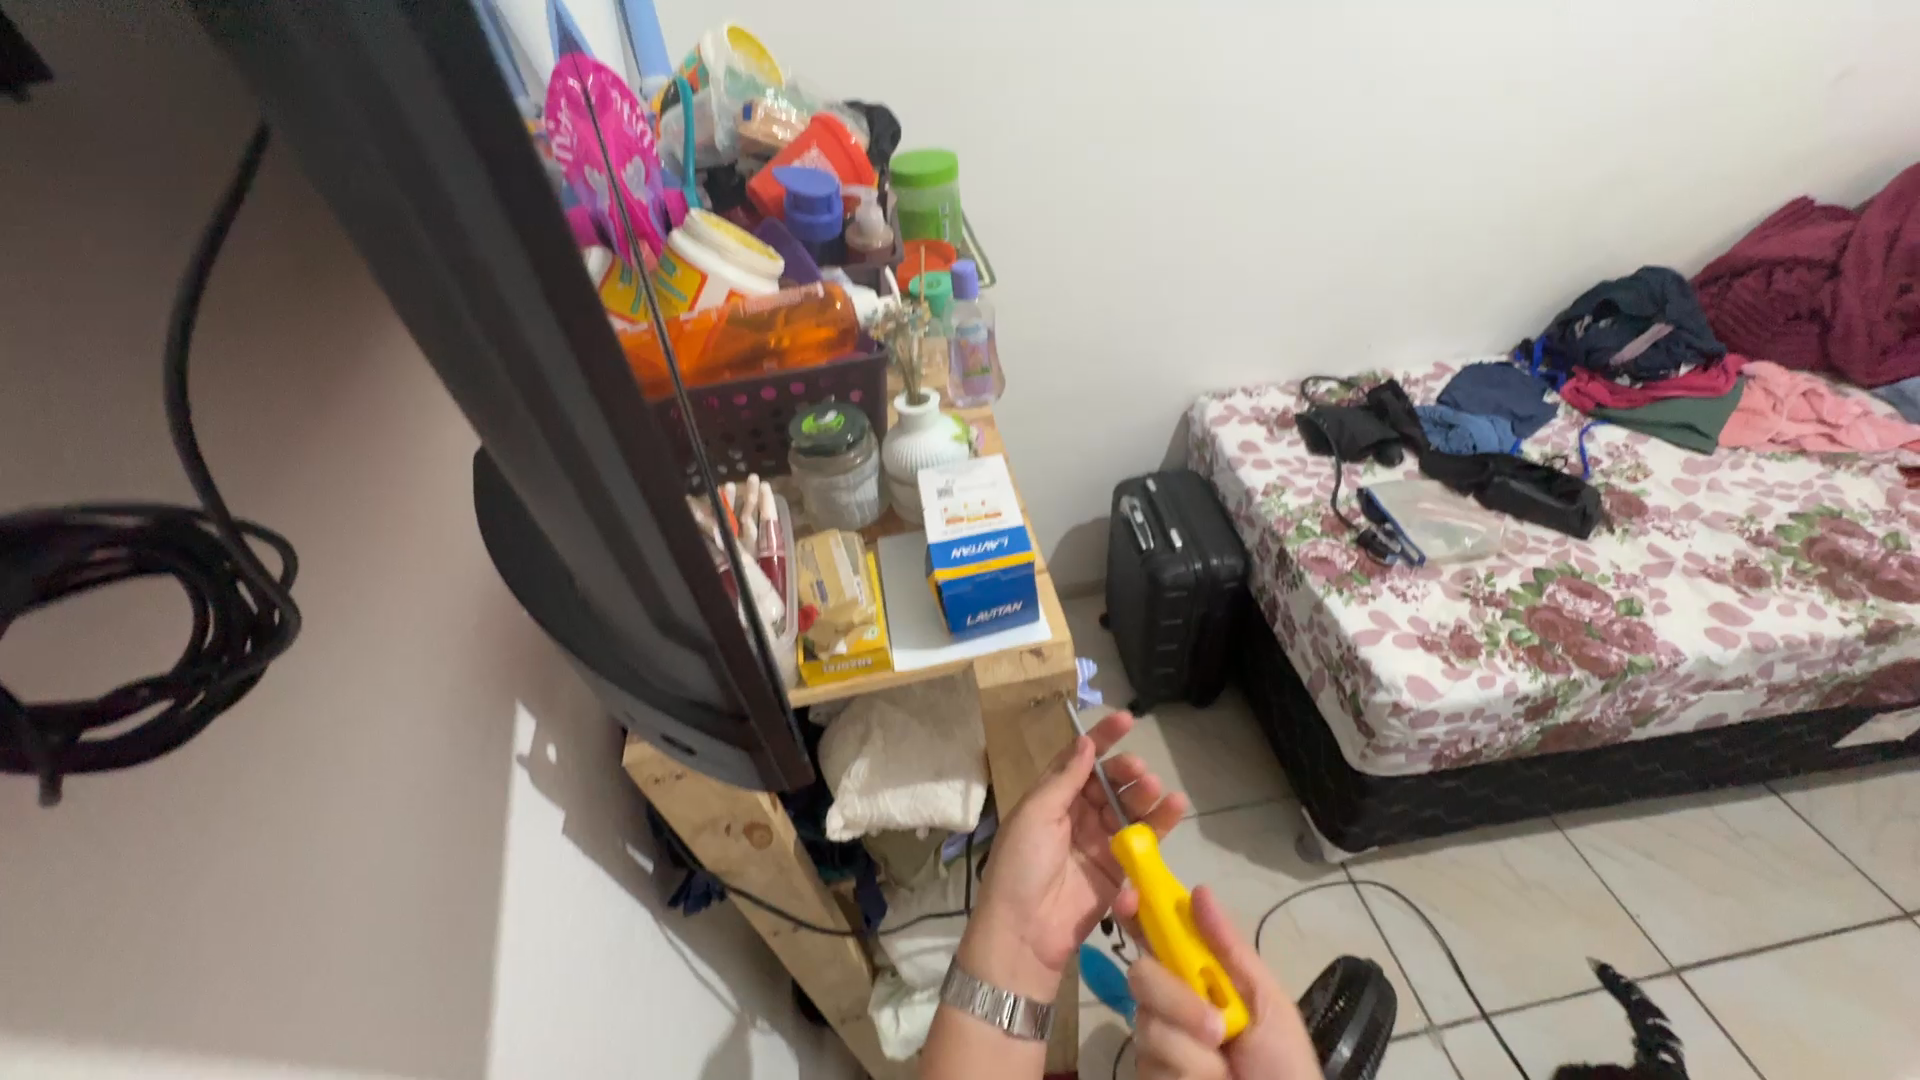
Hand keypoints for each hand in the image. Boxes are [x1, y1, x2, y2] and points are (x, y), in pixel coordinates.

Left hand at [957, 711, 1187, 1000]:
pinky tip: (1173, 809)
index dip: (1103, 739)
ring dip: (1145, 796)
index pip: (1080, 759)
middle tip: (1139, 770)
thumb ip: (1065, 780)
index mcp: (1051, 796)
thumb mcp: (1035, 814)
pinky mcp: (1118, 871)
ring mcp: (1099, 842)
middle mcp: (1077, 814)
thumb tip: (1085, 743)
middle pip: (1109, 783)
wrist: (1025, 931)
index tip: (1126, 719)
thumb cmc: (1021, 865)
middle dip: (1126, 772)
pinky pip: (1142, 842)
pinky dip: (1158, 826)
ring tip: (1157, 789)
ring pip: (1129, 809)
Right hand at [1122, 886, 1320, 1079]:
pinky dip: (1188, 1077)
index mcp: (1195, 977)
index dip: (1134, 911)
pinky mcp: (1148, 1077)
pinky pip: (1151, 1065)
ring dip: (1193, 1051)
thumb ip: (1230, 948)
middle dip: (1177, 999)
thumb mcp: (1268, 1003)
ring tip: (1226, 1074)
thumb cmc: (1285, 1069)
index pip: (1151, 933)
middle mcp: (1167, 1004)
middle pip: (1141, 974)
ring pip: (1147, 1025)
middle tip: (1217, 1027)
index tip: (1129, 900)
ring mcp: (1154, 1045)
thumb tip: (1198, 889)